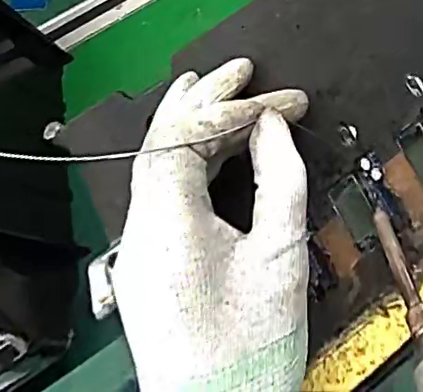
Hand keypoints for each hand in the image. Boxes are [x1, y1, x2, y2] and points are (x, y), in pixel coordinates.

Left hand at [113, 59, 310, 390]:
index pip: (190, 135)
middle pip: (163, 138)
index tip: (284, 102)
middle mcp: (141, 230)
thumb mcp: (280, 252)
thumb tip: (272, 126)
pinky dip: (185, 151)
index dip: (239, 107)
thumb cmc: (248, 351)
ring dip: (188, 117)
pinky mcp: (148, 258)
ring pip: (156, 159)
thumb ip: (279, 175)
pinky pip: (160, 184)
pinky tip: (202, 139)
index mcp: (169, 225)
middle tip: (243, 70)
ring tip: (213, 85)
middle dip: (205, 96)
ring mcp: (138, 245)